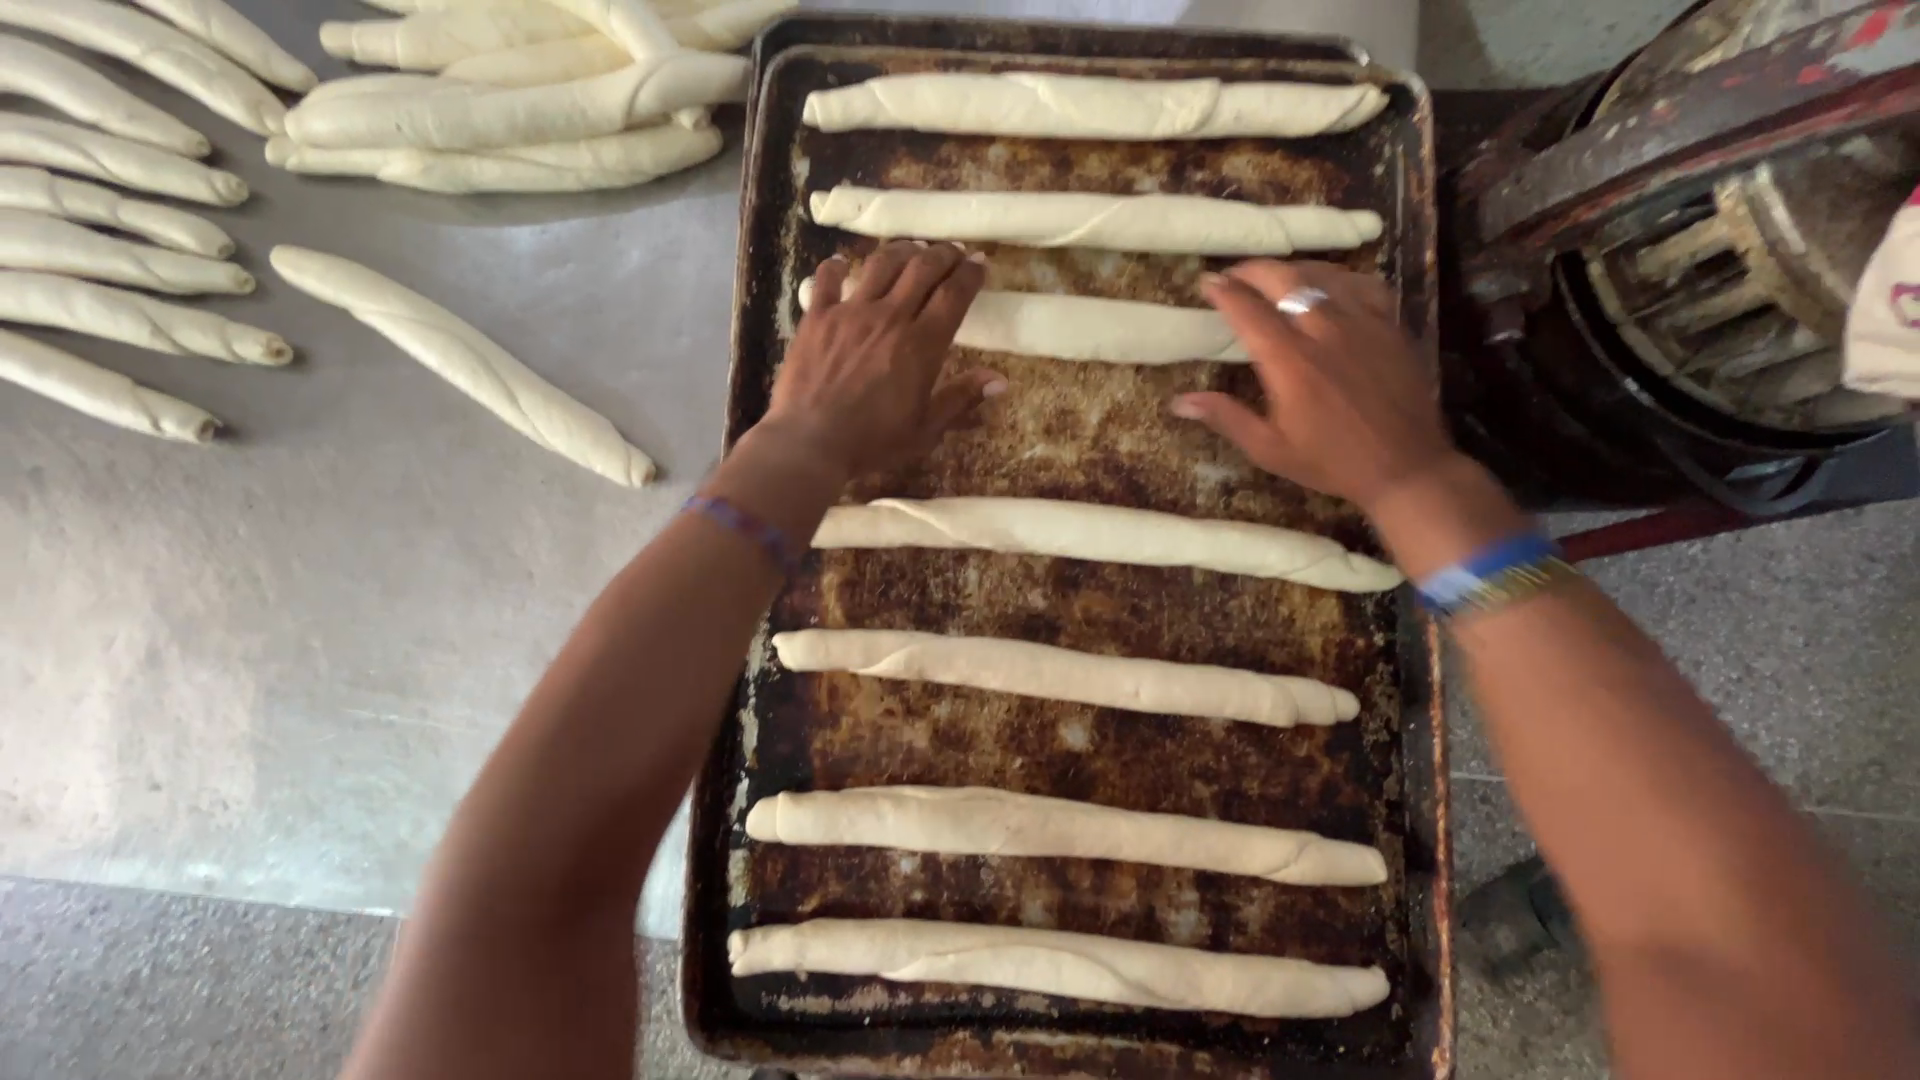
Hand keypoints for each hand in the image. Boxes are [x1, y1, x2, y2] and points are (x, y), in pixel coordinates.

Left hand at [759, 240, 1004, 480]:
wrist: (811, 442)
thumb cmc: (873, 441)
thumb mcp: (925, 428)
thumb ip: (961, 398)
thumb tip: (1000, 381)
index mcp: (921, 345)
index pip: (954, 295)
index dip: (970, 274)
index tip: (980, 264)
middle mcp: (889, 317)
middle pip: (922, 268)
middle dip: (943, 254)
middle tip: (953, 252)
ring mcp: (850, 313)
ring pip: (881, 264)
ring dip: (901, 251)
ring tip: (911, 250)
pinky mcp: (816, 318)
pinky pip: (827, 280)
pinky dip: (835, 267)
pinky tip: (840, 264)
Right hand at [1172, 260, 1459, 512]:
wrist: (1405, 466)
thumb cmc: (1331, 462)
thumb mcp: (1270, 449)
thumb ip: (1226, 418)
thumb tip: (1179, 402)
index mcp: (1290, 362)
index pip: (1249, 311)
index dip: (1224, 292)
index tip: (1207, 283)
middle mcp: (1325, 332)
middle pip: (1285, 279)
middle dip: (1254, 269)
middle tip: (1235, 273)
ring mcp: (1363, 323)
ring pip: (1323, 275)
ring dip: (1292, 268)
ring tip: (1274, 275)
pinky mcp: (1390, 326)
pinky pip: (1362, 284)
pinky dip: (1338, 278)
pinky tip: (1329, 286)